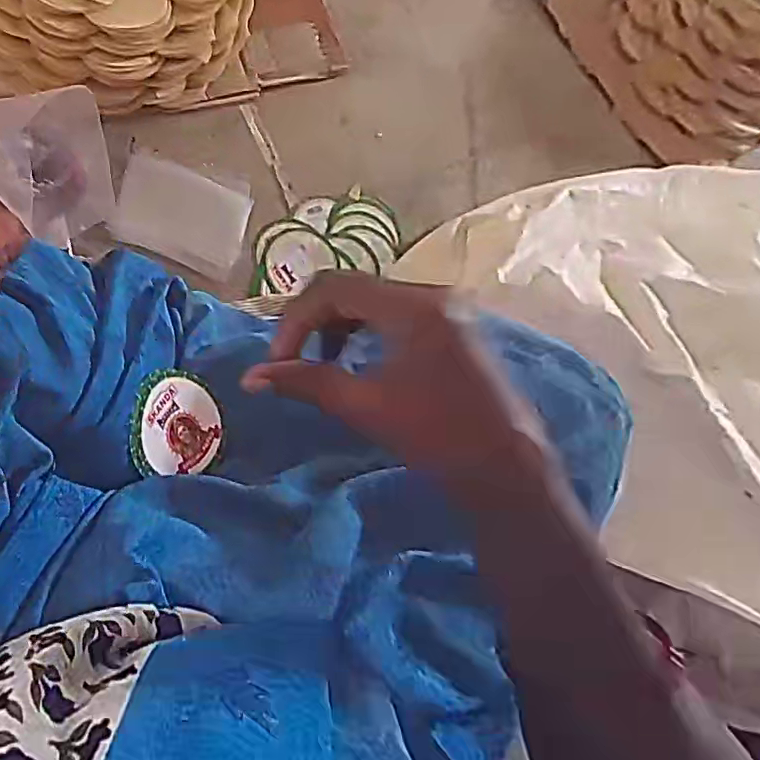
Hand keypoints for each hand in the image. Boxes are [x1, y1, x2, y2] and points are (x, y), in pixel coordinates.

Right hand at [240, 272, 549, 488]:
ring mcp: (444, 306)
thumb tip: (250, 378)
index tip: (278, 361)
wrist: (509, 472)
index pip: (332, 288)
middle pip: (349, 287)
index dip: (295, 320)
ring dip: (334, 323)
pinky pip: (390, 310)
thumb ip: (305, 382)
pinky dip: (360, 327)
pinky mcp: (450, 323)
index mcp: (413, 306)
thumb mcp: (364, 406)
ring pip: (368, 297)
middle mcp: (430, 293)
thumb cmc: (438, 438)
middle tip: (290, 359)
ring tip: (318, 361)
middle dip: (311, 321)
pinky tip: (352, 358)